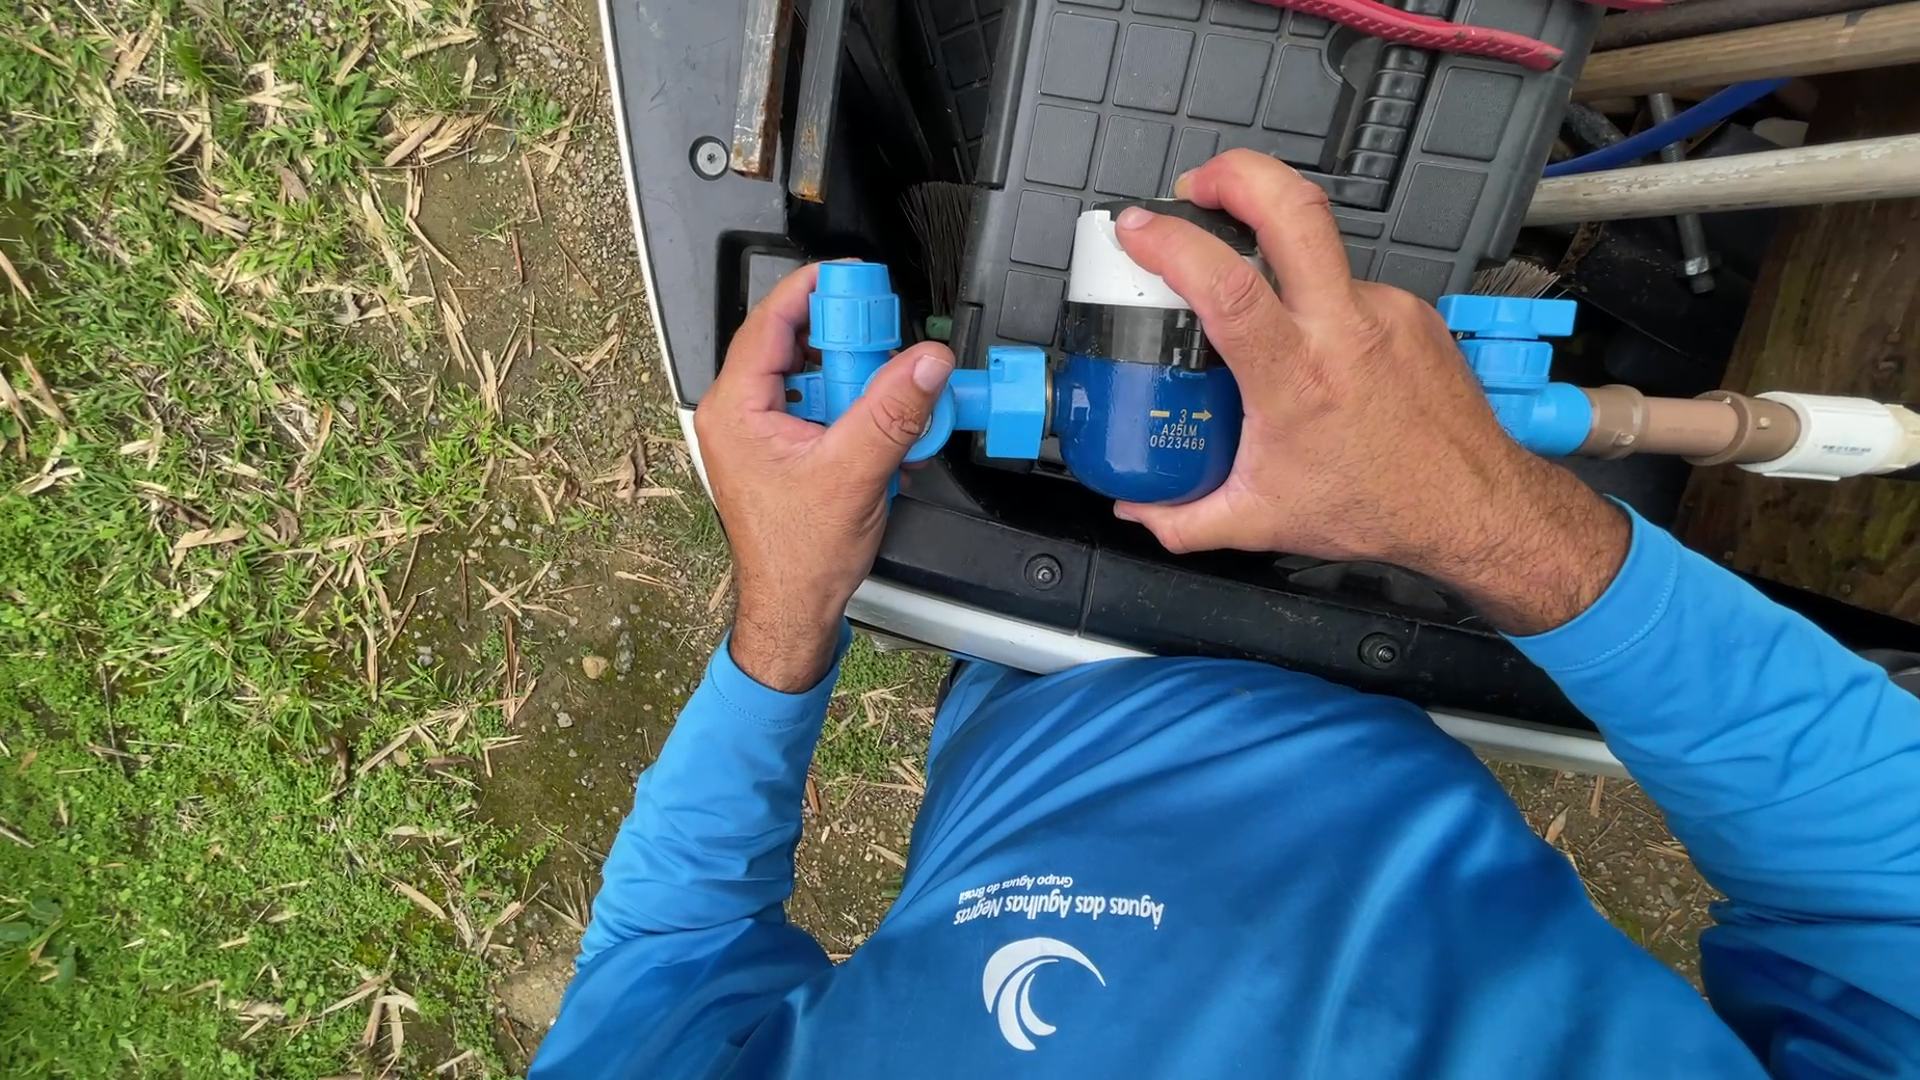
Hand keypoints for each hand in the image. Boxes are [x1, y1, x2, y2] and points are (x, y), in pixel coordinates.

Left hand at [694, 263, 954, 689]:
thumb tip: (923, 363)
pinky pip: (826, 413)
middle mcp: (743, 417)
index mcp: (737, 411)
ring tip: (892, 402)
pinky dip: (859, 415)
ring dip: (862, 386)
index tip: (854, 277)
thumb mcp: (853, 475)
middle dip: (851, 347)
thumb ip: (893, 413)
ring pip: (818, 382)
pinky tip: (886, 435)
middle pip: (800, 348)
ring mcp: (766, 436)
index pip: (771, 323)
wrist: (795, 609)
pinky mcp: (790, 453)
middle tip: (890, 347)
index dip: (814, 291)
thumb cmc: (798, 558)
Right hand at [1109, 151, 1627, 633]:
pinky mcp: (1408, 310)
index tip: (1139, 229)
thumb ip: (1178, 520)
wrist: (1469, 509)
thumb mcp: (1255, 522)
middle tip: (1196, 184)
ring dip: (1268, 244)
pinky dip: (1309, 297)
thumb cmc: (1375, 507)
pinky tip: (1299, 338)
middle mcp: (1344, 331)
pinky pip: (1342, 283)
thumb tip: (1134, 508)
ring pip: (1316, 245)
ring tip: (1238, 283)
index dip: (1176, 245)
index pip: (1230, 287)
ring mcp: (1383, 311)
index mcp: (1296, 380)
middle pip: (1295, 210)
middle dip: (1238, 174)